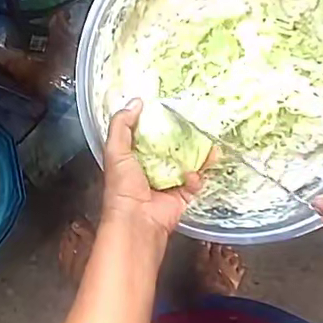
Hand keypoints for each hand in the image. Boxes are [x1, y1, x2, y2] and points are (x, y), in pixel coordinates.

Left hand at [102, 99, 203, 235]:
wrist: (137, 220)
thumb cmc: (122, 187)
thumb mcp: (115, 150)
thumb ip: (121, 125)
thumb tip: (135, 102)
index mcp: (132, 157)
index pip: (146, 135)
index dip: (155, 122)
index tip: (169, 106)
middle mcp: (150, 168)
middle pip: (170, 147)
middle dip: (183, 136)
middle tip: (195, 122)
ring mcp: (167, 182)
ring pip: (187, 162)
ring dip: (198, 153)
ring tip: (208, 141)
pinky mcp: (182, 195)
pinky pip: (196, 181)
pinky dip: (197, 176)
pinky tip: (193, 174)